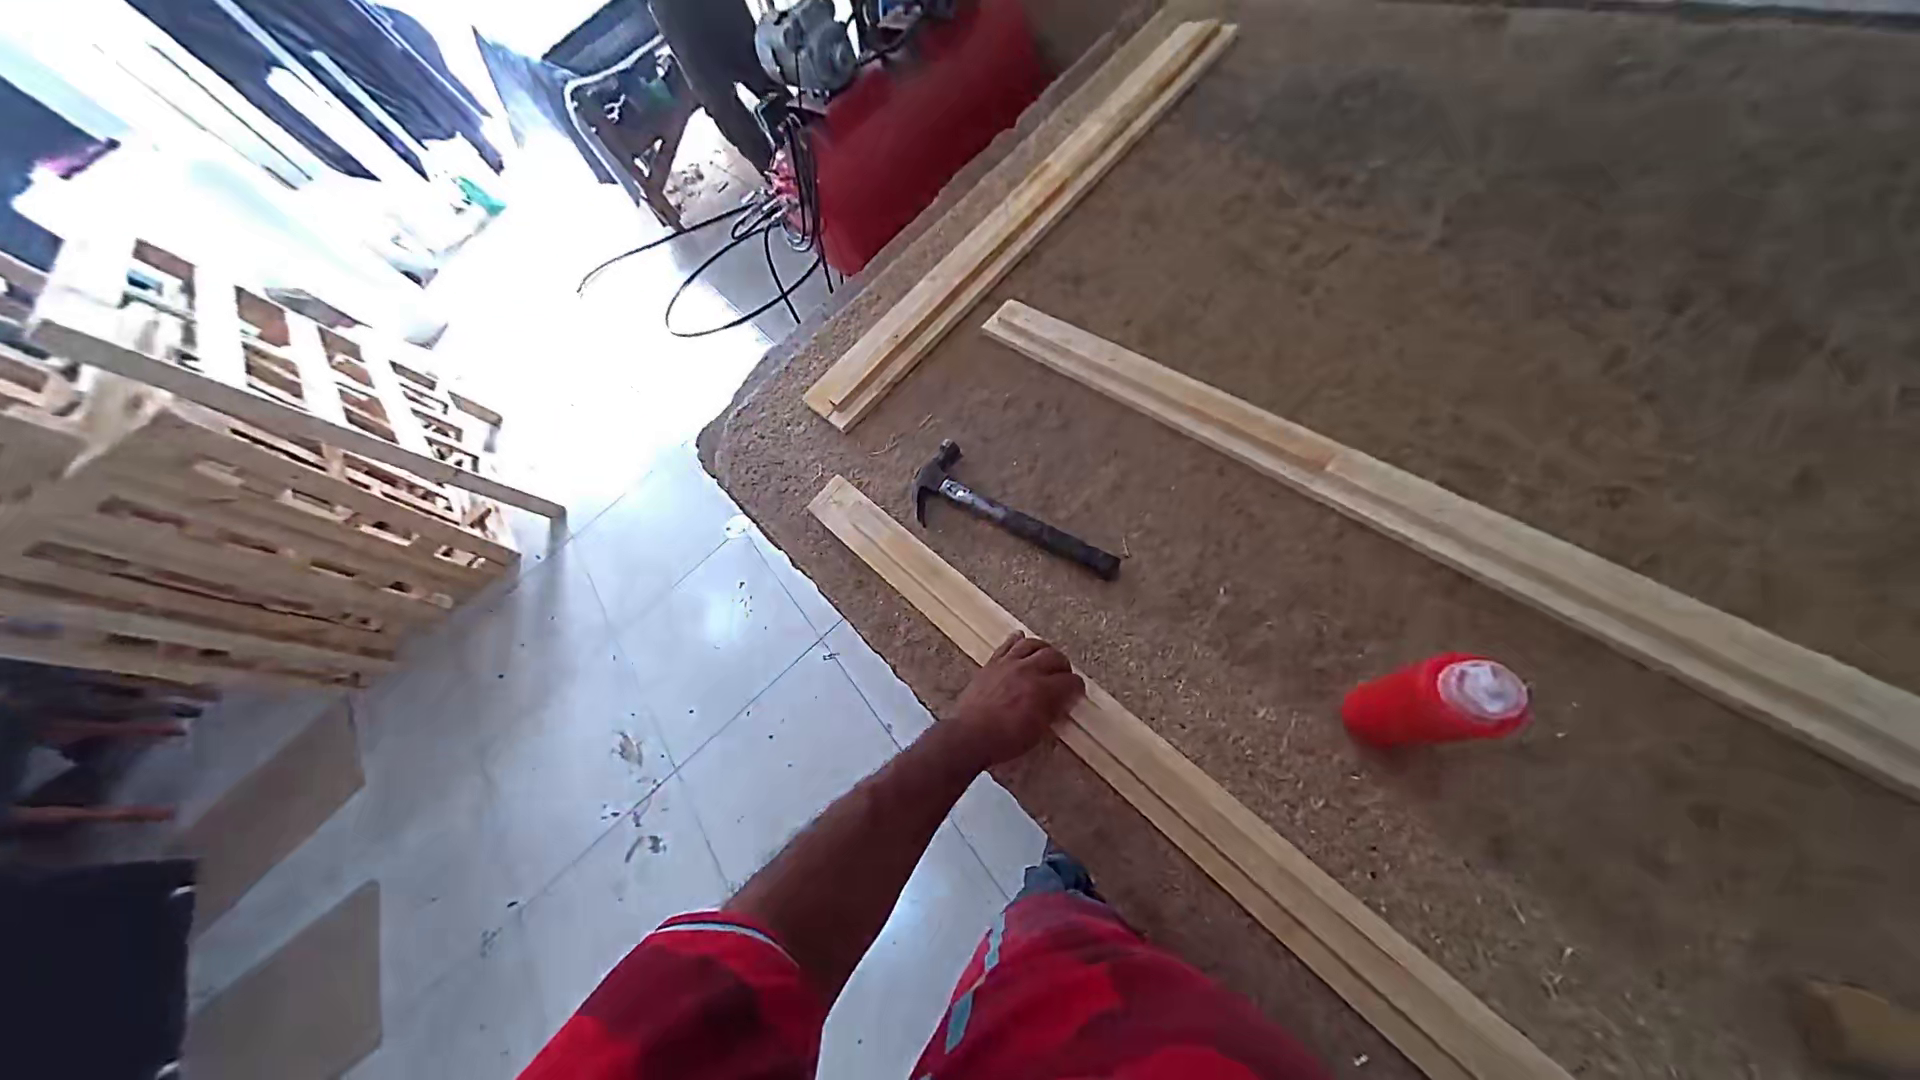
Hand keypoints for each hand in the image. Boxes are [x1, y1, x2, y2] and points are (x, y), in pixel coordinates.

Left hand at [945, 633, 1084, 768]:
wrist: (970, 734)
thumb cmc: (1004, 740)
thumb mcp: (1037, 733)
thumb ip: (1052, 712)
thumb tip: (1062, 702)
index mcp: (1043, 691)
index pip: (1070, 682)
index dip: (1077, 688)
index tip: (1076, 693)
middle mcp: (1028, 671)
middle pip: (1055, 656)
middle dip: (1064, 666)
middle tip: (1064, 675)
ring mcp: (1009, 664)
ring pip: (1033, 644)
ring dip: (1044, 649)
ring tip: (1047, 656)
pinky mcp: (992, 663)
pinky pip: (1007, 645)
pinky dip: (1017, 640)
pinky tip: (1021, 637)